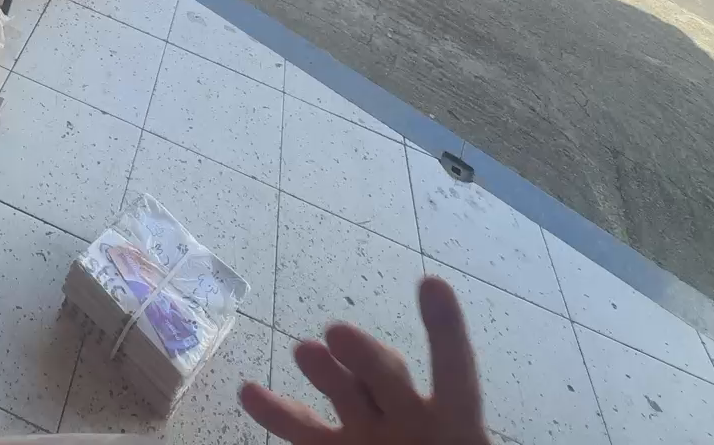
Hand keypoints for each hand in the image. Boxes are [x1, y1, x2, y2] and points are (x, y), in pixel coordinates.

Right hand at [240, 277, 490, 444]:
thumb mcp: (464, 442)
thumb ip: (457, 427)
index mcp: (455, 426)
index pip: (453, 374)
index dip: (445, 332)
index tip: (434, 283)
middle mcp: (407, 418)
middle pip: (385, 374)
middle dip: (364, 354)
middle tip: (339, 336)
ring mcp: (368, 430)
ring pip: (343, 391)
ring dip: (324, 369)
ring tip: (306, 353)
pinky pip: (303, 429)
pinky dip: (275, 412)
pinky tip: (249, 392)